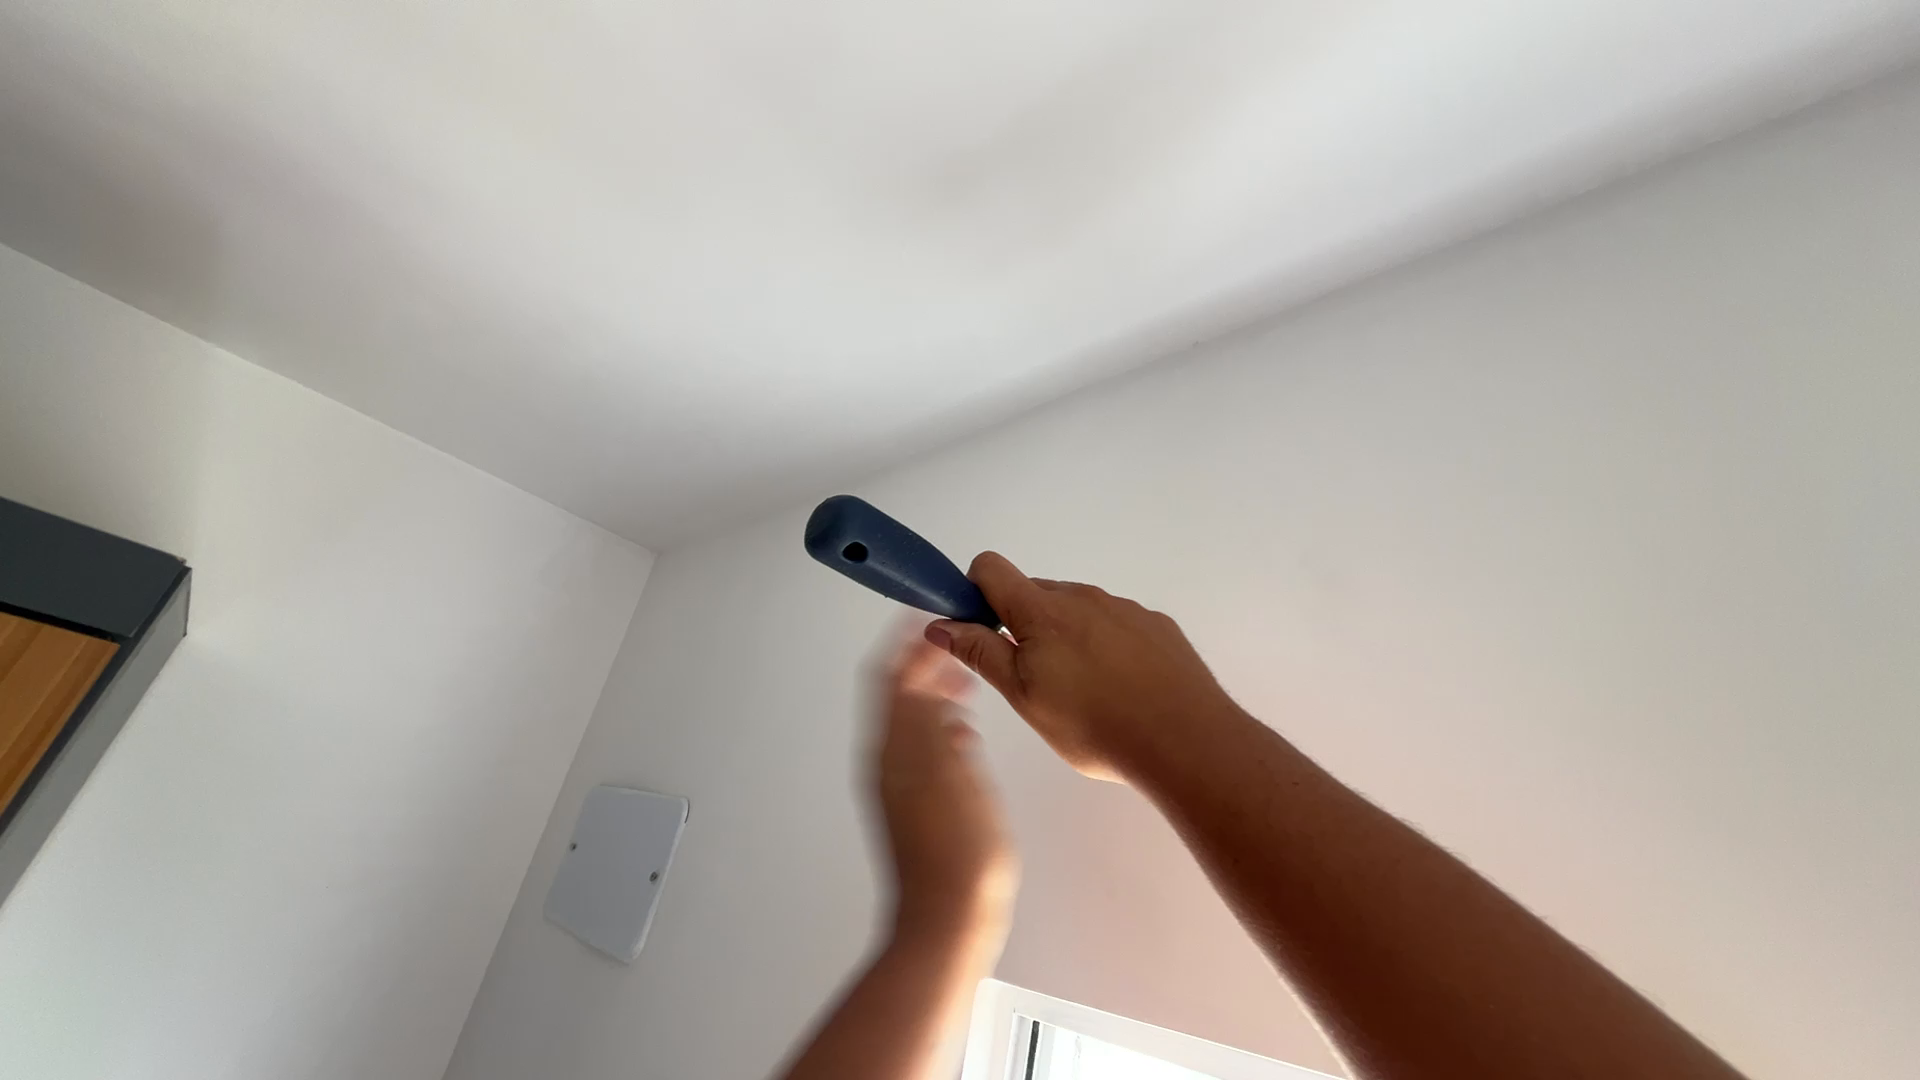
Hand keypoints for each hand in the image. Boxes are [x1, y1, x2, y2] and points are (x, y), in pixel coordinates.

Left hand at [868, 631, 1018, 943]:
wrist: (948, 920)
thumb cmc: (957, 856)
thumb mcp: (953, 775)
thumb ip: (936, 724)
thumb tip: (927, 680)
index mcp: (894, 749)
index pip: (888, 676)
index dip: (905, 641)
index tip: (926, 614)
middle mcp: (889, 762)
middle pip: (897, 694)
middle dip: (922, 663)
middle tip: (953, 644)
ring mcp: (900, 783)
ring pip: (910, 718)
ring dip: (931, 690)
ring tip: (962, 678)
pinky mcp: (916, 802)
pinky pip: (921, 744)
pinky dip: (939, 722)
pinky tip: (963, 727)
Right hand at [925, 553, 1240, 782]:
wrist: (1186, 740)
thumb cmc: (1093, 724)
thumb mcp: (1024, 696)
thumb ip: (980, 653)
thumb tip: (940, 623)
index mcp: (1041, 610)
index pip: (990, 567)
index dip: (974, 591)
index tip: (980, 630)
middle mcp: (1082, 596)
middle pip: (1034, 592)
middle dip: (1022, 623)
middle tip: (1034, 677)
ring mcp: (1124, 607)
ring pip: (1076, 609)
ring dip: (1065, 635)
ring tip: (1084, 691)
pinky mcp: (1156, 625)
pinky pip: (1115, 622)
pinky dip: (1105, 644)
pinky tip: (1121, 687)